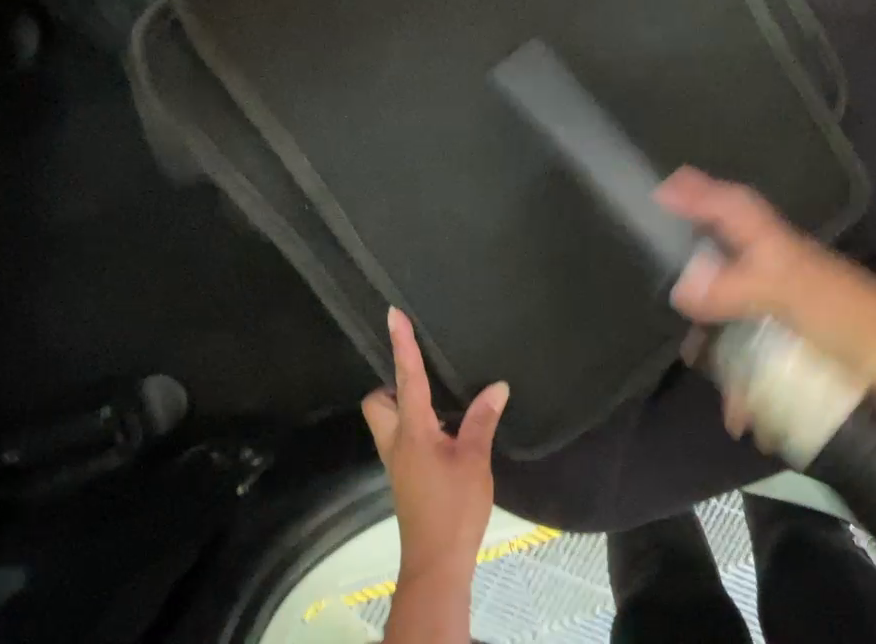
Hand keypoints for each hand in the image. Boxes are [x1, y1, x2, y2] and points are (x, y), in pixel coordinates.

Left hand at [362, 308, 509, 586]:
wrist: (437, 561)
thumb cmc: (455, 507)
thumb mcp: (475, 459)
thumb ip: (482, 419)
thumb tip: (497, 386)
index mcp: (413, 431)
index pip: (406, 378)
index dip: (402, 344)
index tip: (393, 314)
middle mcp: (397, 442)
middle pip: (378, 402)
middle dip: (392, 384)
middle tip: (426, 377)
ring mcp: (398, 462)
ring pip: (389, 421)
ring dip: (407, 406)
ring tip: (444, 400)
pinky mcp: (407, 477)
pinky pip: (404, 438)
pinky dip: (420, 426)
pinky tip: (449, 430)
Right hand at [656, 166, 875, 405]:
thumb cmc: (852, 318)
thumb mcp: (789, 294)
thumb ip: (735, 287)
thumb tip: (681, 287)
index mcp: (777, 247)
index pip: (732, 207)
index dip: (698, 193)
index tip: (662, 190)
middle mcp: (779, 272)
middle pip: (723, 270)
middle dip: (700, 301)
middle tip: (681, 328)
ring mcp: (790, 311)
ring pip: (739, 324)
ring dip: (726, 360)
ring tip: (725, 400)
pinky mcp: (801, 345)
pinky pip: (761, 360)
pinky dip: (750, 389)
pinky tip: (747, 419)